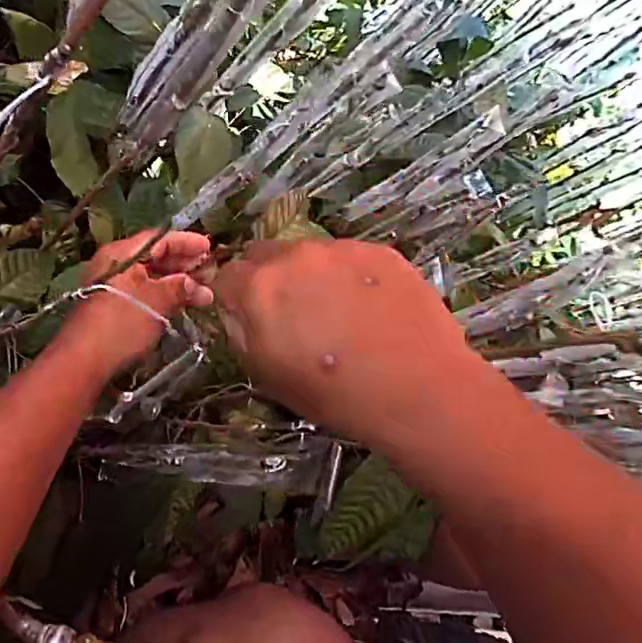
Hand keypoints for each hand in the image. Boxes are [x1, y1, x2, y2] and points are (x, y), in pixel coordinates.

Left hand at [53, 230, 213, 375]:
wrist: (82, 360)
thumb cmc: (120, 323)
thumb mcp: (156, 301)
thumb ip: (180, 288)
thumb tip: (199, 287)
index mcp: (121, 254)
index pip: (158, 239)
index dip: (186, 243)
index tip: (210, 250)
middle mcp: (113, 266)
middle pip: (152, 257)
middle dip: (183, 265)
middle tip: (209, 275)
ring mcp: (109, 288)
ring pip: (147, 278)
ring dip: (174, 284)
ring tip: (202, 295)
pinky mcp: (109, 309)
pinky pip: (140, 294)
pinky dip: (161, 297)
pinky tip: (179, 306)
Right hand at [212, 239, 502, 449]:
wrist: (416, 390)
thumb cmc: (328, 391)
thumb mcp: (262, 371)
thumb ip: (238, 331)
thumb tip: (236, 311)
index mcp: (257, 287)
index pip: (225, 276)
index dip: (231, 296)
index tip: (244, 315)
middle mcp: (292, 257)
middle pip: (262, 255)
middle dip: (265, 277)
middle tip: (287, 312)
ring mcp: (339, 250)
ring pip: (306, 253)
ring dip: (306, 274)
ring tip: (332, 309)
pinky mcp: (380, 252)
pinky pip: (347, 257)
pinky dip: (346, 275)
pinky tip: (365, 306)